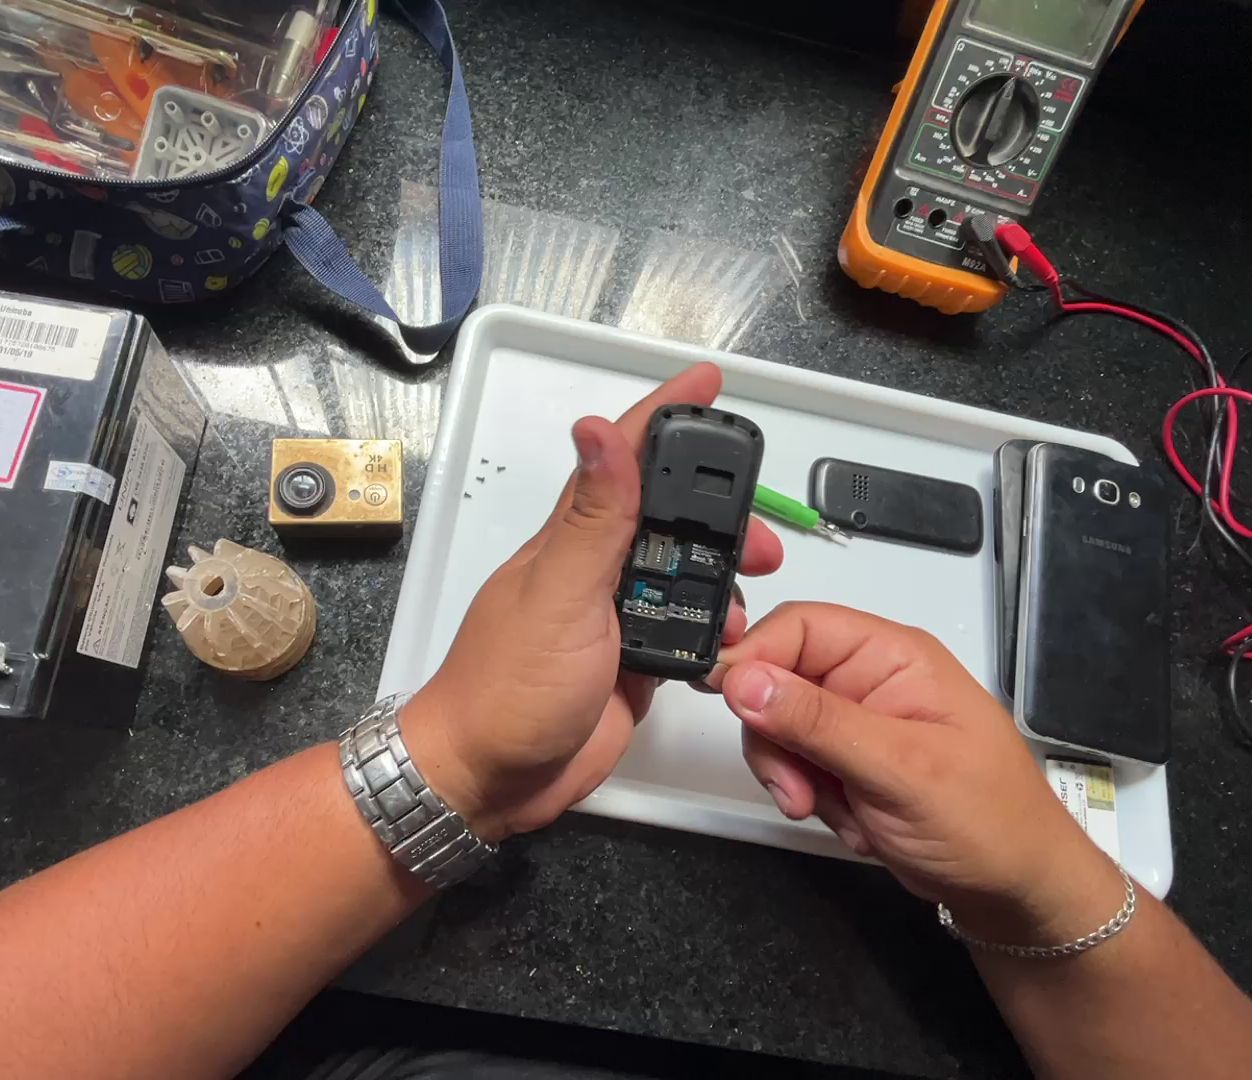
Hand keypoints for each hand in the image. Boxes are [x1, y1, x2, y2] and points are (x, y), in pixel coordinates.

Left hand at [399, 363, 783, 842]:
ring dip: (720, 564)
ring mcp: (612, 614)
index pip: (621, 457)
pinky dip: (712, 618)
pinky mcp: (629, 659)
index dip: (663, 413)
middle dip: (715, 502)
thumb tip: (598, 430)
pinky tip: (730, 629)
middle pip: (662, 512)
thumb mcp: (559, 595)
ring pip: (678, 567)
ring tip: (756, 574)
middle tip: (759, 516)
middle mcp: (593, 568)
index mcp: (571, 539)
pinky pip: (681, 623)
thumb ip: (591, 519)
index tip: (705, 380)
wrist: (491, 775)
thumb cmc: (510, 686)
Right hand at [712, 603, 1124, 945]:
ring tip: (827, 810)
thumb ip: (817, 722)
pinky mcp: (839, 756)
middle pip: (775, 677)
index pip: (798, 626)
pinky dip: (805, 794)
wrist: (1015, 894)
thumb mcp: (901, 769)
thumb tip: (742, 680)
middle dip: (774, 737)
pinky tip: (850, 820)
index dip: (754, 654)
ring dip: (790, 774)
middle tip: (792, 789)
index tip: (723, 697)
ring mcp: (850, 718)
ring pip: (775, 724)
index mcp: (890, 655)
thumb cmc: (988, 822)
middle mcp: (864, 677)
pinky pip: (790, 760)